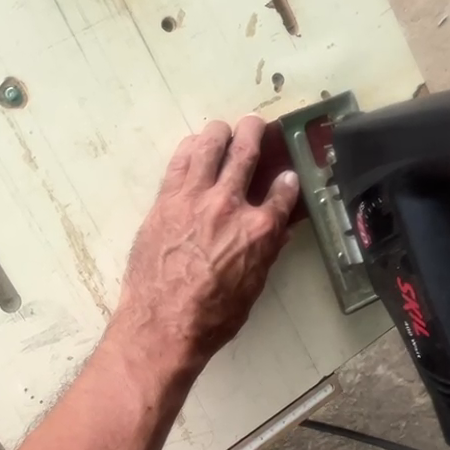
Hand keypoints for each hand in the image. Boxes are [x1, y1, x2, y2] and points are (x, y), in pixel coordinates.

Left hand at [113, 116, 300, 373]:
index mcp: (259, 230)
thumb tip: (279, 232)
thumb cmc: (210, 318)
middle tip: (256, 125)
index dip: (288, 181)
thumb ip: (266, 253)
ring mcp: (194, 198)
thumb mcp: (252, 289)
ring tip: (222, 129)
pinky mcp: (165, 200)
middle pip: (246, 152)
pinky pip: (179, 161)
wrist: (161, 324)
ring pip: (210, 145)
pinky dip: (189, 148)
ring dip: (220, 132)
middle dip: (255, 132)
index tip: (287, 175)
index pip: (283, 191)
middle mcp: (230, 205)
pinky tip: (193, 146)